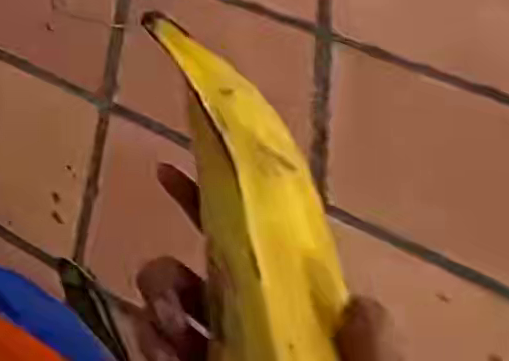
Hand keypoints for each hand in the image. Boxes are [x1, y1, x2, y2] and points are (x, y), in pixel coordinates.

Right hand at [136, 163, 398, 360]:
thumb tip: (367, 303)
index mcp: (291, 324)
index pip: (248, 256)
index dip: (204, 207)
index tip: (165, 170)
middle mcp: (246, 331)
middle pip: (184, 275)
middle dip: (163, 279)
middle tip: (170, 311)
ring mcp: (211, 353)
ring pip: (159, 306)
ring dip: (155, 316)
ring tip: (169, 348)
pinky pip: (147, 343)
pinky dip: (147, 345)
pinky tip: (158, 358)